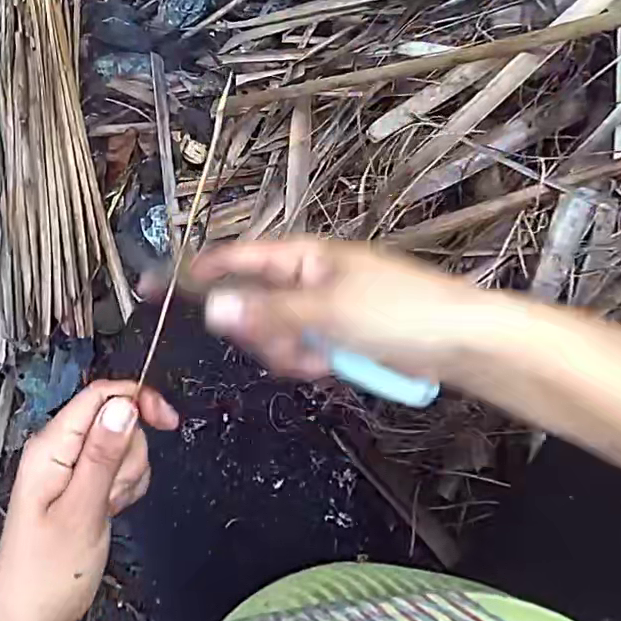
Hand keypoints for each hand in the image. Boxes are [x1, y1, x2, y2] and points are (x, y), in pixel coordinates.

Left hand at [0, 380, 179, 620]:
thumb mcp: (81, 512)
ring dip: (129, 474)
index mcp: (51, 447)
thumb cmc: (48, 575)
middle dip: (130, 451)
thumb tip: (124, 403)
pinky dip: (126, 487)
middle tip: (115, 492)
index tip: (168, 421)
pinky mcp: (82, 485)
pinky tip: (112, 510)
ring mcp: (71, 467)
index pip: (98, 395)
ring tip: (109, 508)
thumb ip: (103, 454)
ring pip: (122, 445)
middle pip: (116, 418)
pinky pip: (118, 469)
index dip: (137, 398)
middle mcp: (59, 449)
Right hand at [188, 237, 495, 381]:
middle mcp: (304, 276)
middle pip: (250, 304)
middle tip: (289, 346)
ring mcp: (318, 305)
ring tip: (321, 357)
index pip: (234, 258)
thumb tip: (212, 308)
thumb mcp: (326, 312)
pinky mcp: (333, 332)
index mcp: (300, 256)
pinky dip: (307, 361)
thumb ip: (266, 313)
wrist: (462, 341)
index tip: (157, 286)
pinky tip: (330, 364)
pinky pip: (298, 348)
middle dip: (263, 332)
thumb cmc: (400, 311)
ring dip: (288, 351)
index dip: (195, 271)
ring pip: (272, 332)